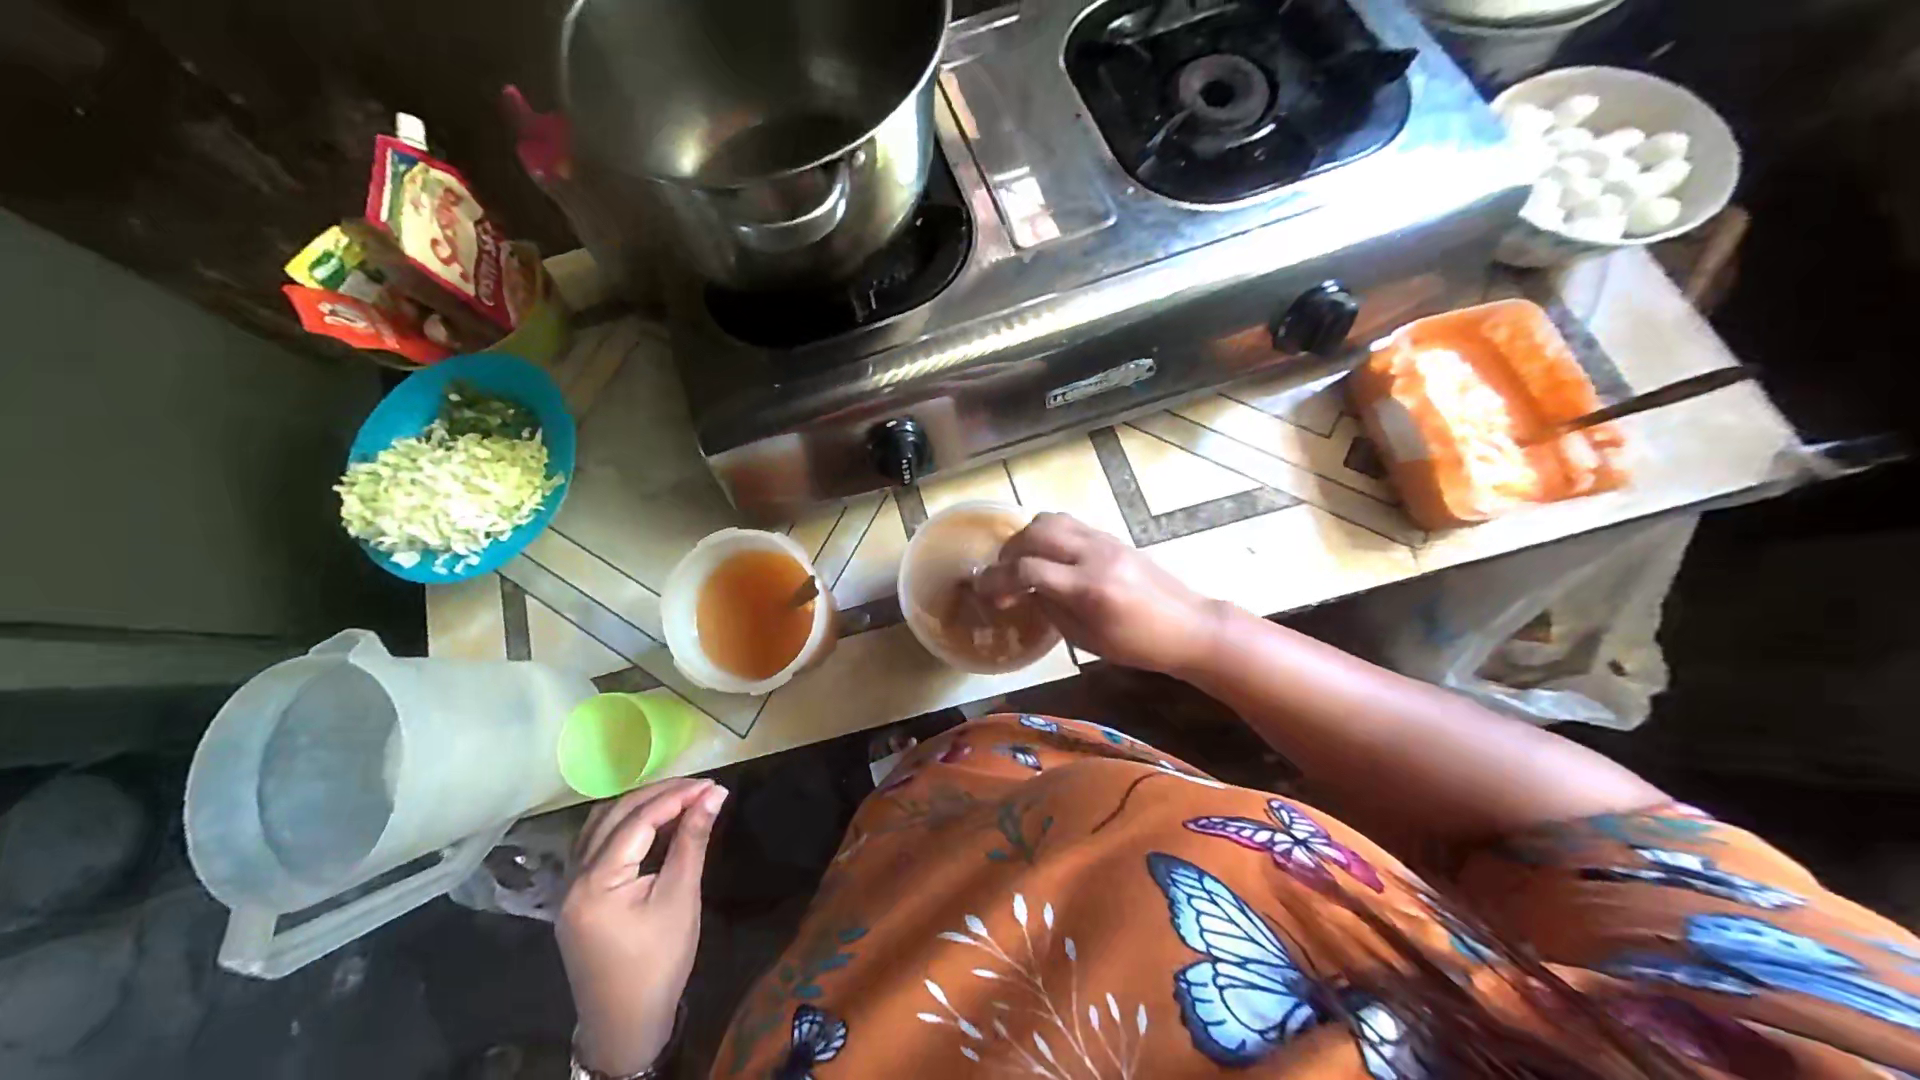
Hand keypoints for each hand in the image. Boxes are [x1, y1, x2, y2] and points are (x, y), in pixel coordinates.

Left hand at [557, 778, 728, 1075]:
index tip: (713, 785)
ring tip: (680, 797)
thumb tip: (714, 795)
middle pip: (615, 816)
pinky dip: (626, 825)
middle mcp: (574, 878)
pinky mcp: (578, 895)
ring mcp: (570, 887)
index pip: (637, 821)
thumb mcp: (680, 898)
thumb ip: (692, 841)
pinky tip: (652, 822)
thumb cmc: (658, 964)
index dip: (676, 797)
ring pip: (601, 826)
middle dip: (659, 795)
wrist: (626, 1024)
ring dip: (640, 806)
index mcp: (595, 883)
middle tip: (701, 787)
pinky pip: (598, 844)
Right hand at [975, 512, 1231, 676]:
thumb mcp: (1087, 640)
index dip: (998, 580)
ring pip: (1049, 520)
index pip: (1028, 570)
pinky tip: (1045, 554)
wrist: (1188, 626)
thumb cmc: (1139, 645)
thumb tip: (1024, 591)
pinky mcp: (1110, 536)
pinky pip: (1068, 523)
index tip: (984, 593)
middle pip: (1034, 535)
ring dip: (1025, 538)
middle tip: (1000, 575)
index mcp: (1089, 589)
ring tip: (1019, 561)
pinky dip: (1046, 533)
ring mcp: (1104, 541)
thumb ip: (1051, 610)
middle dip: (1007, 553)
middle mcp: (1094, 556)